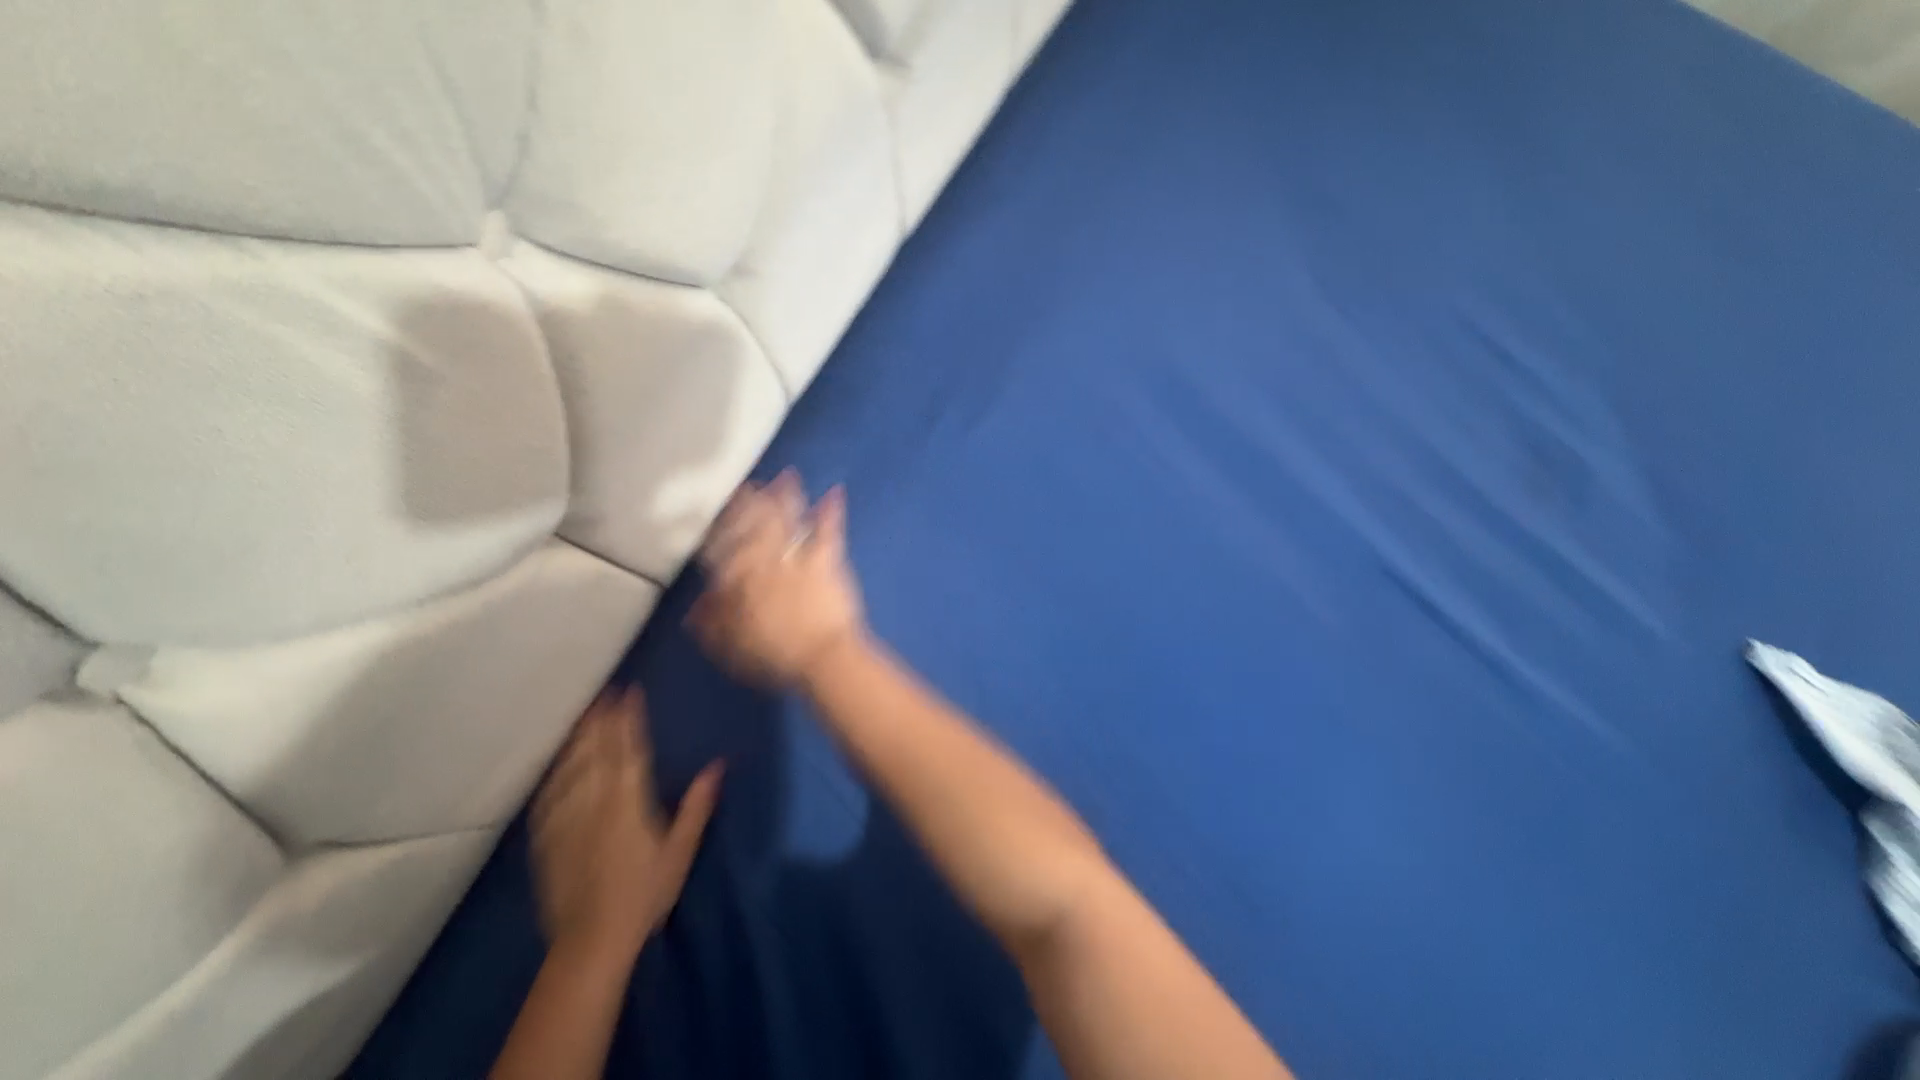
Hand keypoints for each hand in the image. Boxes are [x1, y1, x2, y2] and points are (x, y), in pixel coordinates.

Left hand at [530, 687, 722, 958]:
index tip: (629, 692)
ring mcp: (565, 819)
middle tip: (604, 692)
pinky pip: (550, 795)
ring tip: (584, 716)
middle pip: (596, 752)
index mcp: (627, 803)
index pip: (628, 750)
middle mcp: (593, 802)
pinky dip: (556, 772)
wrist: (592, 939)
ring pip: (571, 768)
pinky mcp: (547, 838)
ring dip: (578, 739)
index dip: (628, 719)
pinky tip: (559, 763)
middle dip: (601, 720)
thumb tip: (716, 767)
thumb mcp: (680, 852)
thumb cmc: (645, 894)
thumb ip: (696, 807)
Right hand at [692, 470, 866, 688]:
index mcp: (742, 582)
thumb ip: (712, 624)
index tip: (716, 514)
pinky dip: (831, 512)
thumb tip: (694, 606)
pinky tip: (835, 492)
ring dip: (786, 499)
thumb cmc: (776, 657)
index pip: (726, 550)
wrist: (824, 658)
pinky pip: (829, 532)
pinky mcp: (829, 563)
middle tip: (746, 485)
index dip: (721, 531)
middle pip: (756, 527)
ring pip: (789, 522)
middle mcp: (768, 563)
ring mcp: (800, 559)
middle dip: (751, 504)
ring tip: (784, 477)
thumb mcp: (732, 647)